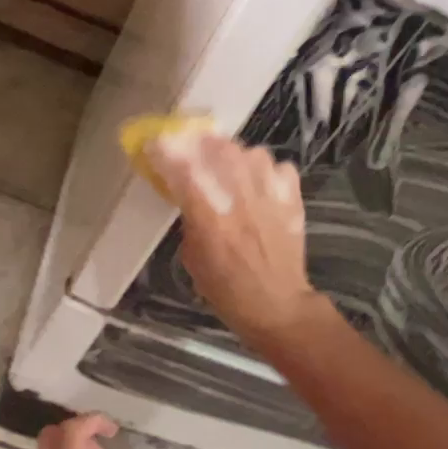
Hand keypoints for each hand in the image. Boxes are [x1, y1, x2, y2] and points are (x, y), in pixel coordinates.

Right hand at [144, 129, 330, 344]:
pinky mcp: (291, 192)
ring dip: (232, 156)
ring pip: (245, 151)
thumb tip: (187, 190)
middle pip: (213, 145)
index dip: (164, 149)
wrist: (276, 303)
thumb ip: (190, 215)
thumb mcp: (192, 253)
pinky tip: (259, 186)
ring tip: (228, 171)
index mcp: (207, 211)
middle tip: (192, 154)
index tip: (156, 146)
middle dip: (198, 145)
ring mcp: (269, 188)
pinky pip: (273, 165)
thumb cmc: (225, 286)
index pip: (179, 163)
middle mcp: (238, 192)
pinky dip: (263, 170)